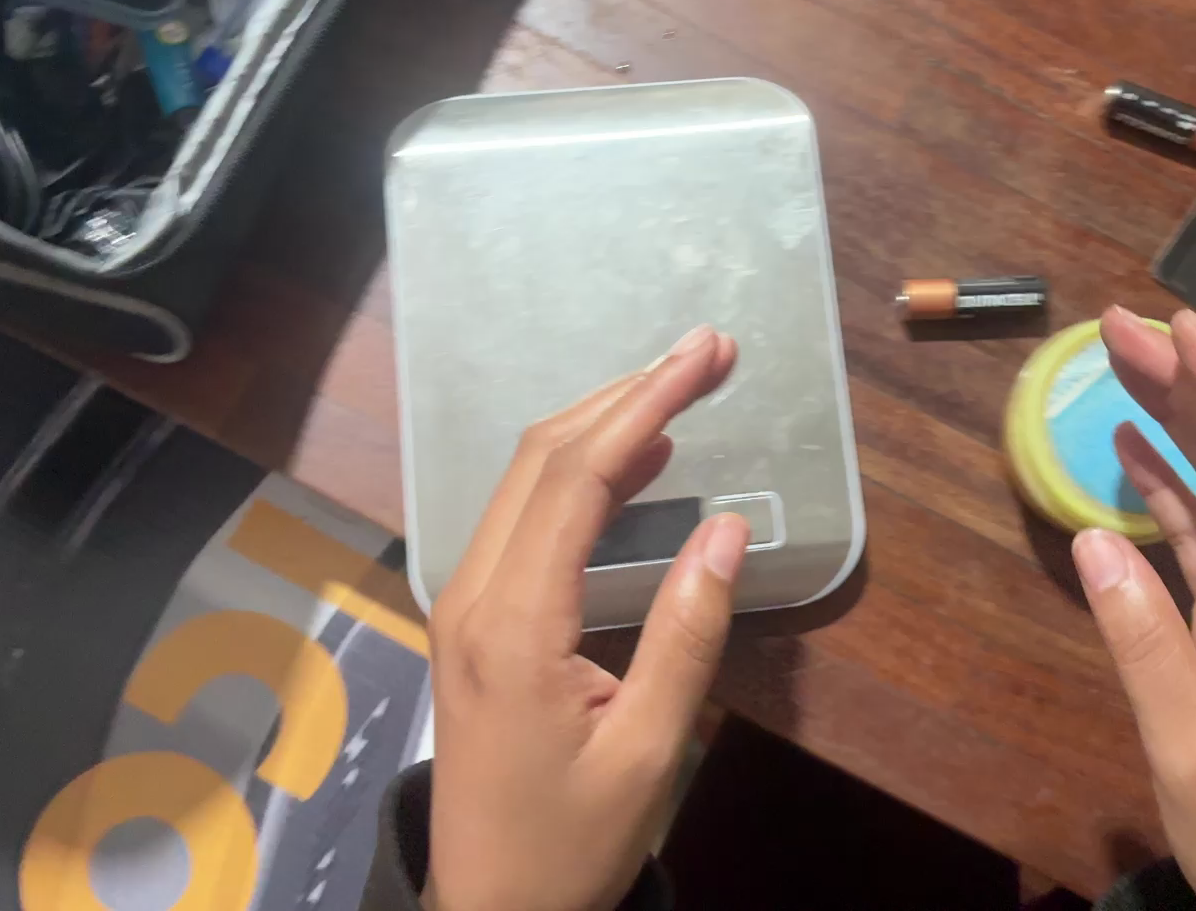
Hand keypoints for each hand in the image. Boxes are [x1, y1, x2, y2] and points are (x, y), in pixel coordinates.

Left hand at [426, 326, 747, 910]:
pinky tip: (637, 456)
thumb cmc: (571, 840)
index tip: (704, 359)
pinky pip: (531, 509)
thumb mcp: (648, 749)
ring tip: (680, 386)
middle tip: (704, 354)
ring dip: (607, 419)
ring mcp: (469, 593)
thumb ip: (687, 632)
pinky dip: (587, 466)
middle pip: (548, 453)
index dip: (647, 404)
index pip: (580, 475)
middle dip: (631, 392)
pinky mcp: (479, 606)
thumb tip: (726, 527)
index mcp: (514, 619)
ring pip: (533, 472)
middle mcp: (476, 586)